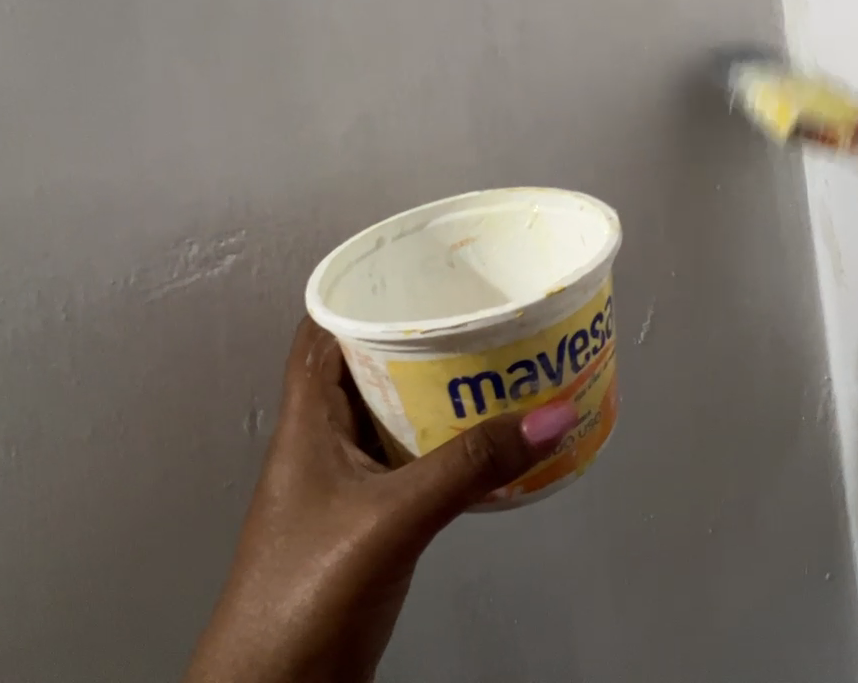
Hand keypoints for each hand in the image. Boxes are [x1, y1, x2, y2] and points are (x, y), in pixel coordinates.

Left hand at [184, 318, 578, 682]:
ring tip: (493, 357)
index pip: (325, 326)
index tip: (417, 264)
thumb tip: (552, 416)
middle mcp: (325, 436)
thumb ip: (471, 467)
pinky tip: (491, 435)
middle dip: (417, 331)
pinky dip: (450, 436)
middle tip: (472, 306)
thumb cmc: (305, 593)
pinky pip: (416, 453)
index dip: (363, 288)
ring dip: (438, 384)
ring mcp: (349, 477)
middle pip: (368, 360)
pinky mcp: (374, 514)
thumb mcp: (393, 517)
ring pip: (395, 407)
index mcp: (308, 417)